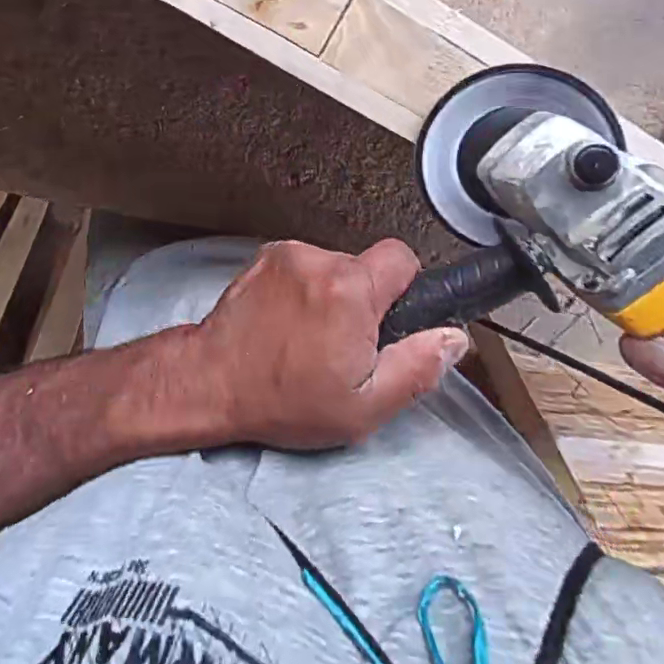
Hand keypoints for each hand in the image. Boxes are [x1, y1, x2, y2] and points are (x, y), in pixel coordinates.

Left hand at [192, 239, 470, 450]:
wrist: (211, 381)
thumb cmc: (279, 399)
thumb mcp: (363, 406)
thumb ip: (418, 367)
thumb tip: (451, 339)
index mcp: (349, 292)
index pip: (402, 257)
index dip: (405, 287)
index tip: (393, 314)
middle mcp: (316, 263)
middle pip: (365, 267)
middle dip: (364, 299)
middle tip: (344, 342)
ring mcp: (285, 257)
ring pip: (332, 267)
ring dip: (330, 295)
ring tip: (309, 337)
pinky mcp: (263, 259)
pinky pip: (303, 267)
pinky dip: (302, 289)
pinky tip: (287, 323)